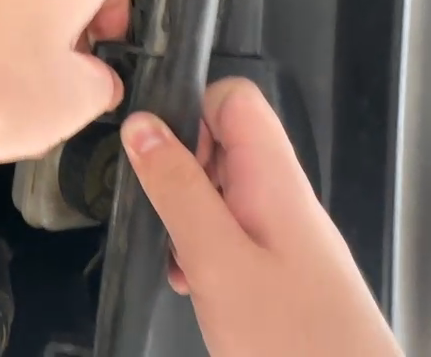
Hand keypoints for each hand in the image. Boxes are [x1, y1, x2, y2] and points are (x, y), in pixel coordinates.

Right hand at [121, 78, 399, 355]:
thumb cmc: (288, 340)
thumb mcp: (216, 259)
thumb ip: (176, 186)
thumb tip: (141, 122)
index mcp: (275, 179)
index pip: (233, 98)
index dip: (192, 111)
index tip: (165, 157)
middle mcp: (285, 199)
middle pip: (222, 144)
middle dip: (181, 172)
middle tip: (168, 218)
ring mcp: (289, 239)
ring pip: (222, 193)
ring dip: (188, 217)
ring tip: (180, 261)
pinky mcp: (287, 275)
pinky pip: (234, 234)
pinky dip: (205, 249)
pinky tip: (196, 285)